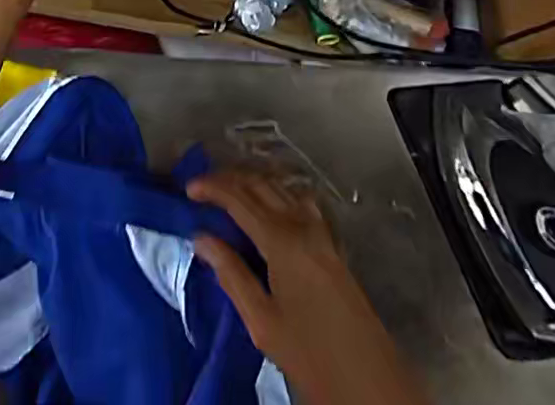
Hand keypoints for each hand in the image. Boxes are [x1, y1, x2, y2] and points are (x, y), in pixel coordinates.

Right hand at [189, 172, 427, 404]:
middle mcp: (301, 223)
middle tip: (202, 188)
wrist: (366, 373)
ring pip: (281, 188)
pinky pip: (298, 200)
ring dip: (252, 183)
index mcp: (281, 240)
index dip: (213, 188)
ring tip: (226, 194)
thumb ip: (231, 274)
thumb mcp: (261, 320)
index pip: (240, 199)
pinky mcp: (329, 240)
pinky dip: (276, 194)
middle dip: (229, 180)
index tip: (188, 188)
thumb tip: (202, 238)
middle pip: (261, 185)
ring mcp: (319, 228)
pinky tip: (266, 208)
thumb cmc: (309, 351)